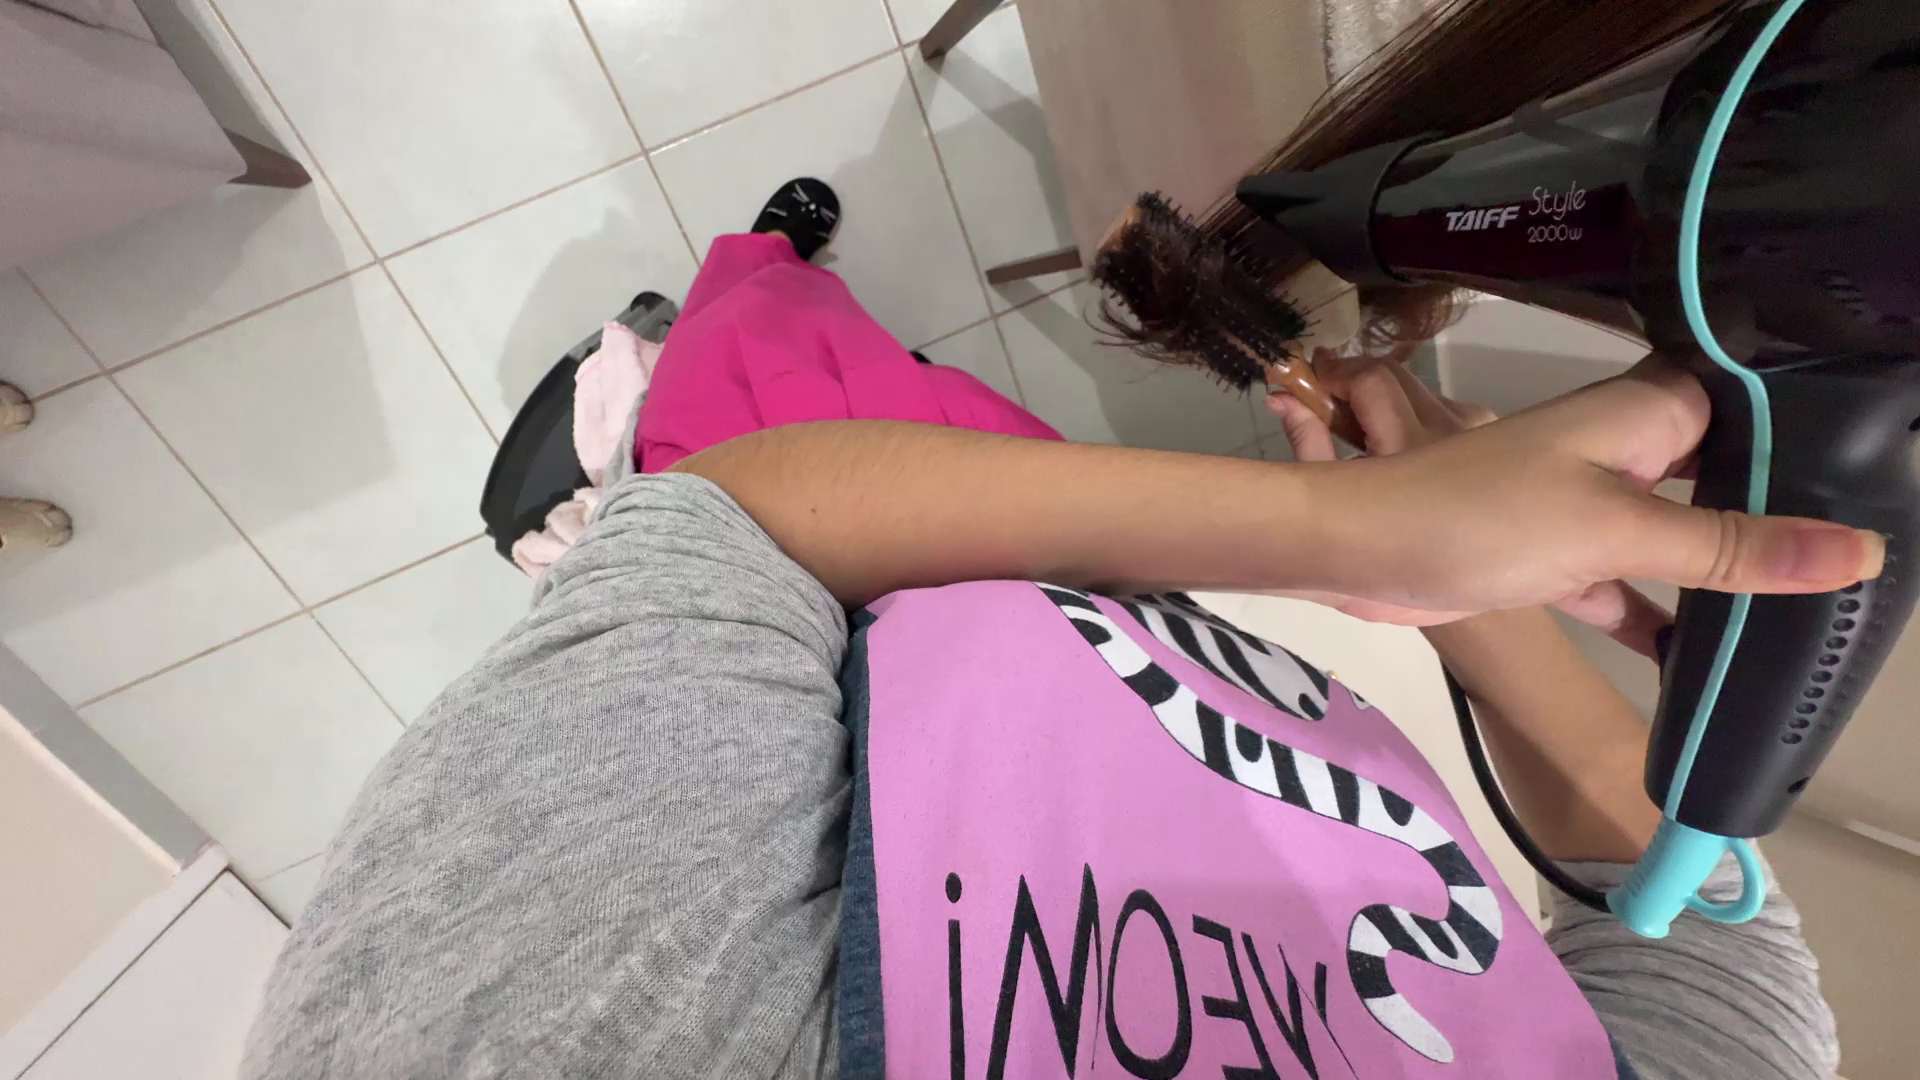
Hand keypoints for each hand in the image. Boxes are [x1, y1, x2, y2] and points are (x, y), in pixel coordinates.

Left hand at [1272, 350, 1883, 640]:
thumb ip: (1729, 543)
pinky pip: (1618, 584)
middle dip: (1784, 512)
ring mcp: (1574, 510)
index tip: (1888, 472)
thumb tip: (1863, 551)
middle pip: (1721, 476)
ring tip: (1817, 614)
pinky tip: (1711, 656)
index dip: (1814, 429)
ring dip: (1726, 571)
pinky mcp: (1542, 559)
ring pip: (1672, 537)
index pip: (1751, 402)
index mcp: (1637, 418)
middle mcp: (1612, 455)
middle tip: (1869, 563)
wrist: (1357, 553)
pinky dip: (1653, 613)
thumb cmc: (1477, 519)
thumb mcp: (1614, 528)